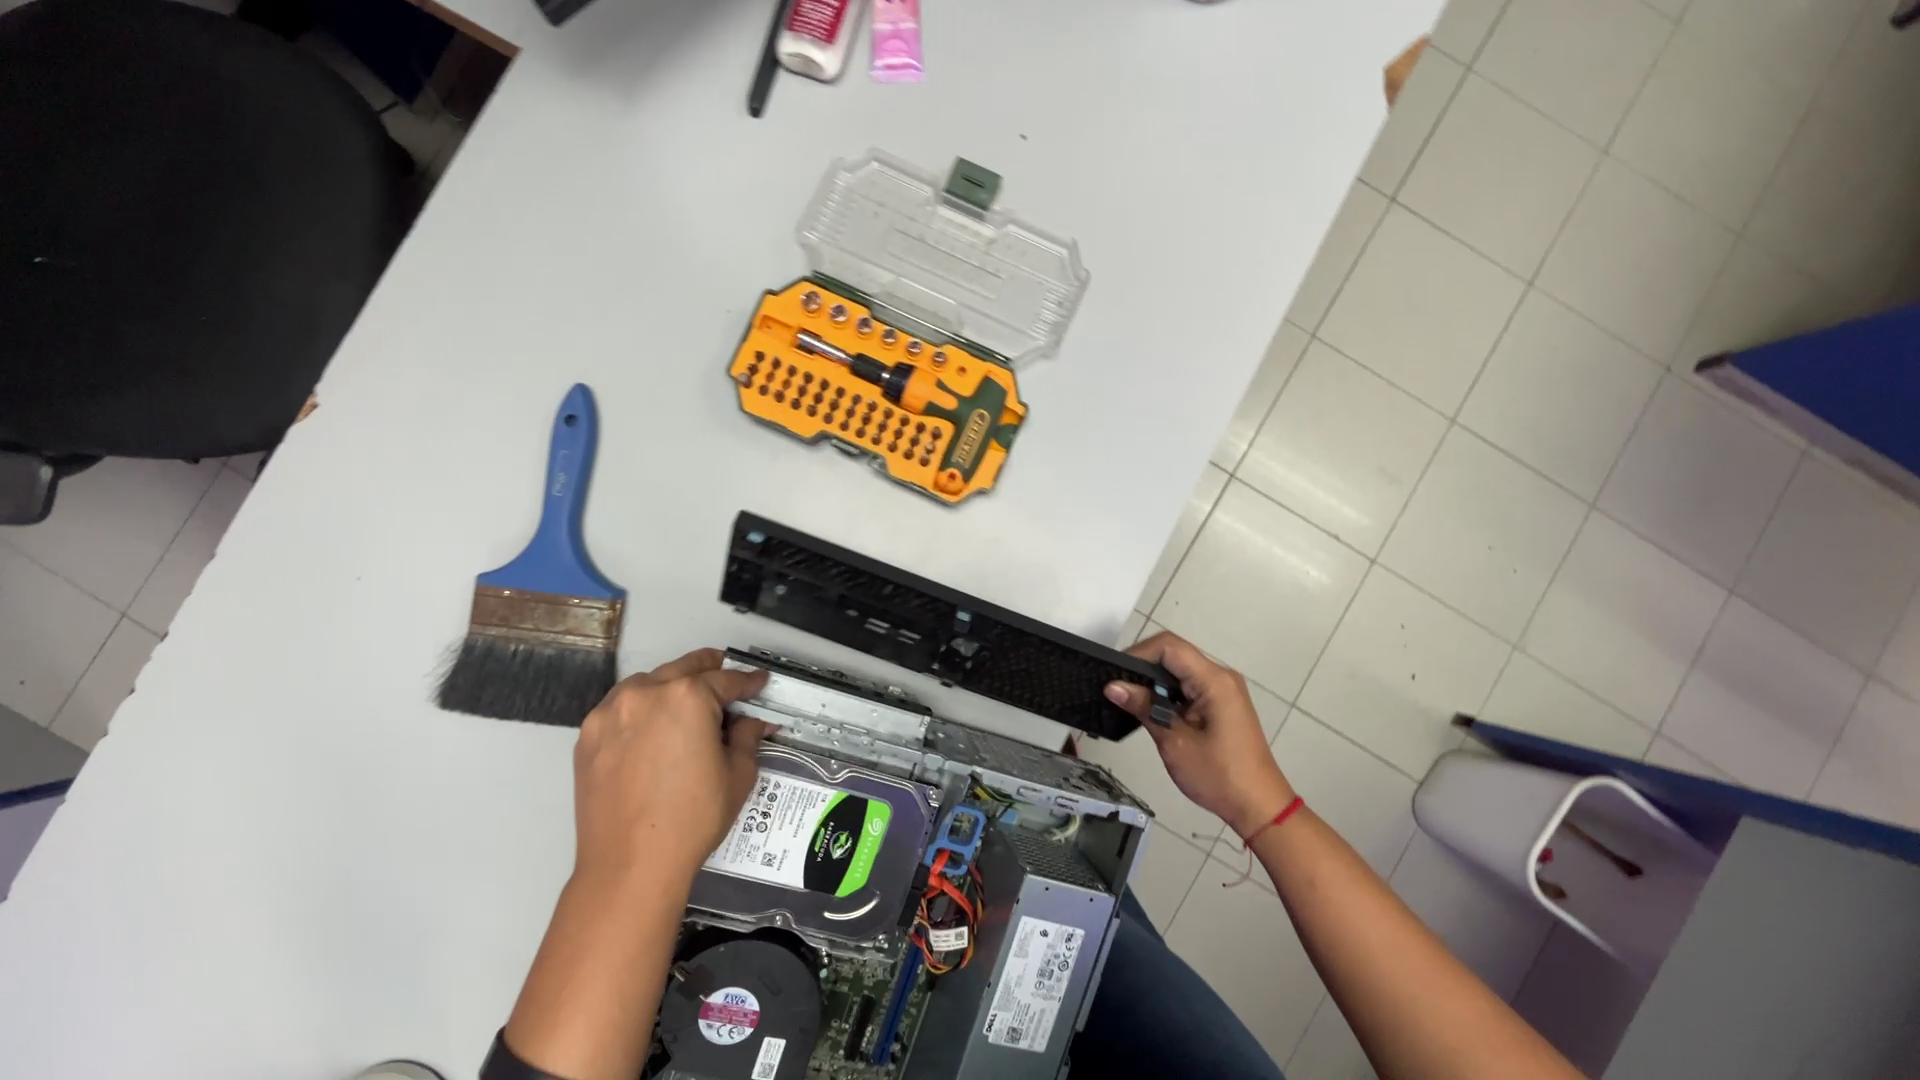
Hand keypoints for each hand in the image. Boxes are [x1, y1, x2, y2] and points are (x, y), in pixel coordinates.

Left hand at [571, 649, 769, 887]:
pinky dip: (641, 709)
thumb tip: (753, 722)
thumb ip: (746, 737)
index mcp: (687, 697)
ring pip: (647, 684)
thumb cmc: (693, 819)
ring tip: (687, 701)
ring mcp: (610, 712)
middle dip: (709, 669)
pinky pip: (621, 708)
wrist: (630, 863)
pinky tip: (653, 728)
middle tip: (725, 674)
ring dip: (670, 685)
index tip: (759, 682)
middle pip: (683, 669)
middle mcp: (645, 693)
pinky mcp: (588, 736)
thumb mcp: (737, 775)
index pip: (725, 680)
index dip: (748, 682)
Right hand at [1103, 632, 1294, 839]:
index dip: (1138, 653)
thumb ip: (1144, 707)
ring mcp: (1223, 690)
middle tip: (1115, 688)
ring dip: (1154, 682)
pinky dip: (1167, 694)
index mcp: (1214, 681)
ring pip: (1180, 671)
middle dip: (1142, 667)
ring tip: (1126, 700)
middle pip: (1174, 655)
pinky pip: (1189, 686)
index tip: (1114, 674)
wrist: (1258, 806)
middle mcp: (1221, 677)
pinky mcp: (1221, 704)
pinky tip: (1149, 710)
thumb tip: (1113, 686)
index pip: (1169, 647)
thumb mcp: (1175, 742)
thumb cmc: (1218, 775)